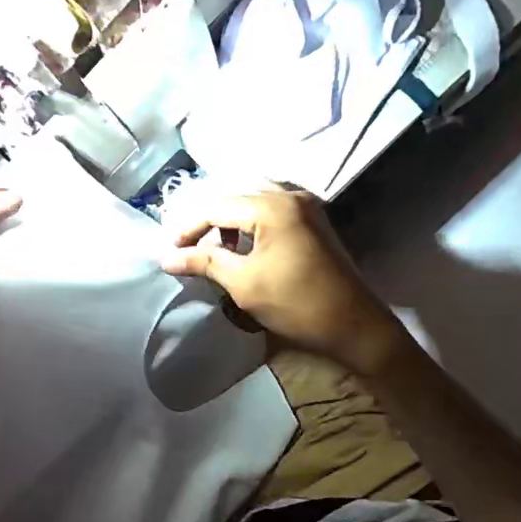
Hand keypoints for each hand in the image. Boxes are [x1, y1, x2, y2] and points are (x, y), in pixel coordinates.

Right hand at [162, 187, 406, 375]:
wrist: (354, 326)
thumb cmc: (296, 304)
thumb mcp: (244, 283)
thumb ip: (204, 262)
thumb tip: (166, 258)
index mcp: (273, 206)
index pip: (217, 207)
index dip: (189, 228)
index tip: (170, 251)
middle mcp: (292, 195)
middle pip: (236, 199)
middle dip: (210, 223)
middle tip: (189, 249)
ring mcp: (308, 207)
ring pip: (255, 203)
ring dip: (232, 223)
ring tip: (216, 251)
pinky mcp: (315, 222)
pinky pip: (274, 212)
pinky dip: (253, 225)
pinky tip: (244, 248)